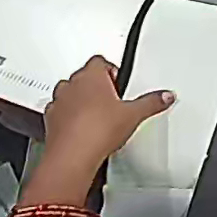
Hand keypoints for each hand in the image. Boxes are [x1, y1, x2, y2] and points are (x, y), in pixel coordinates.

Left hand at [26, 56, 173, 204]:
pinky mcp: (51, 120)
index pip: (100, 62)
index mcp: (91, 76)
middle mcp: (72, 85)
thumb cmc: (96, 129)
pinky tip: (81, 130)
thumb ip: (151, 103)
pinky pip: (59, 112)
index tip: (119, 83)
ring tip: (96, 116)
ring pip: (69, 93)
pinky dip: (68, 118)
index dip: (110, 71)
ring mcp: (59, 102)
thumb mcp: (133, 115)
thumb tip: (164, 96)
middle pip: (85, 77)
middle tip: (112, 102)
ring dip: (80, 101)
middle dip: (97, 87)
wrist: (73, 155)